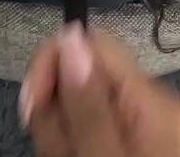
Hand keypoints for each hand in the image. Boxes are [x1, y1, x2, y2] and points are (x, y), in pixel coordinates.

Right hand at [19, 24, 179, 156]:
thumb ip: (86, 105)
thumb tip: (69, 35)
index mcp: (148, 97)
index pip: (88, 42)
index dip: (52, 65)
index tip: (31, 109)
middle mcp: (147, 104)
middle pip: (81, 76)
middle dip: (55, 115)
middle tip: (57, 156)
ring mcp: (139, 130)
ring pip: (78, 112)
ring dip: (60, 140)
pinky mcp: (129, 150)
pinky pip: (88, 136)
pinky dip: (72, 151)